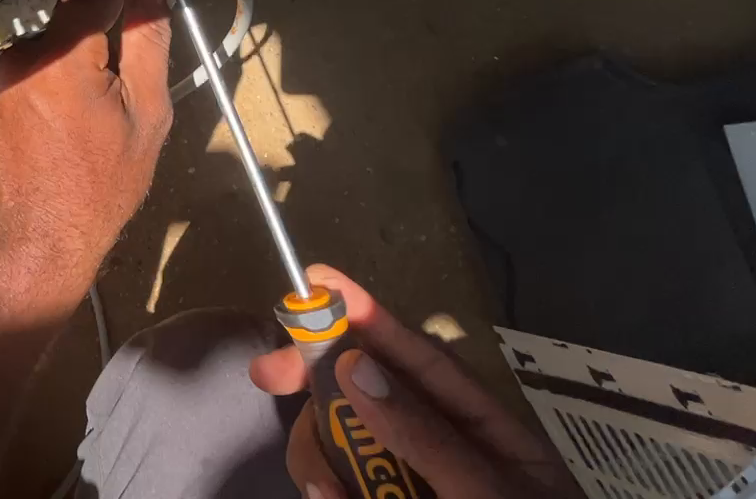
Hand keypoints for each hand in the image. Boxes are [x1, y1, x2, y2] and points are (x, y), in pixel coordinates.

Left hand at [0, 0, 173, 309]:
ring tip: (77, 88)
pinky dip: (31, 63)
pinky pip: (8, 55)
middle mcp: (15, 54)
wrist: (36, 233)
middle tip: (115, 42)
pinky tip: (45, 97)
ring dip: (58, 44)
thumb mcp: (146, 116)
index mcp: (60, 58)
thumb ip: (148, 43)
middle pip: (59, 10)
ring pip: (33, 33)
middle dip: (90, 18)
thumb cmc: (100, 184)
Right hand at [250, 265, 581, 498]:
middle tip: (266, 375)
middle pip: (359, 383)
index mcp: (478, 426)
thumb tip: (353, 363)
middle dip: (310, 377)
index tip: (314, 278)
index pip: (415, 354)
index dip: (364, 312)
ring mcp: (402, 475)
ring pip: (335, 435)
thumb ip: (425, 435)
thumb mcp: (489, 496)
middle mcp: (432, 439)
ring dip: (318, 457)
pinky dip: (325, 488)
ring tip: (326, 495)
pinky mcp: (374, 494)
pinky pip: (334, 478)